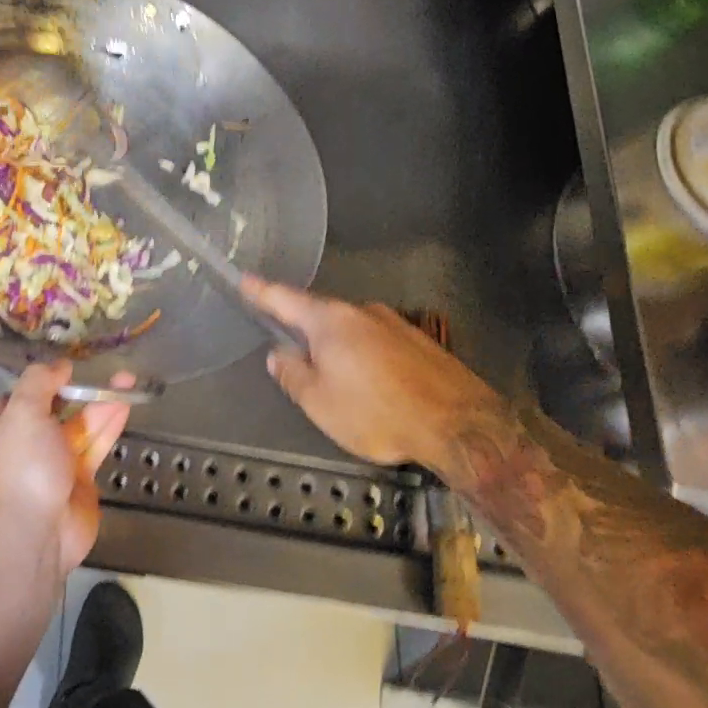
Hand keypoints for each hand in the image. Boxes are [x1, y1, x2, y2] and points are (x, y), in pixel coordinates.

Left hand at [0, 361, 129, 570]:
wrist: (37, 531)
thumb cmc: (25, 466)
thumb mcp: (23, 411)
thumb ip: (39, 382)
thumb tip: (59, 366)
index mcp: (7, 423)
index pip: (23, 394)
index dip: (44, 379)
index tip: (67, 366)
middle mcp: (30, 440)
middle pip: (57, 407)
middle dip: (80, 388)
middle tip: (107, 370)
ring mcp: (57, 460)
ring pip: (82, 423)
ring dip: (102, 402)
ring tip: (127, 380)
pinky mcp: (82, 477)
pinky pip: (97, 444)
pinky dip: (110, 424)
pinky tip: (125, 405)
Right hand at [241, 277, 502, 467]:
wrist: (463, 428)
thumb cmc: (378, 413)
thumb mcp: (318, 402)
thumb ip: (291, 374)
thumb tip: (279, 355)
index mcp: (330, 322)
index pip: (285, 299)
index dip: (261, 291)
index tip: (244, 279)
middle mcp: (362, 313)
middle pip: (321, 317)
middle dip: (305, 333)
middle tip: (296, 361)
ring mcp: (396, 326)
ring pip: (352, 333)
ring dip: (339, 350)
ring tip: (339, 386)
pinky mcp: (422, 345)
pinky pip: (378, 345)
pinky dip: (366, 361)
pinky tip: (373, 390)